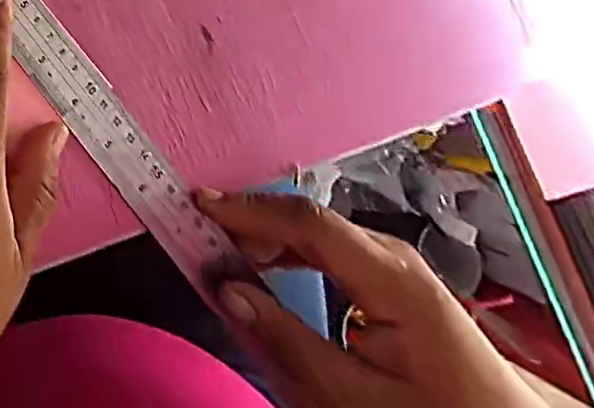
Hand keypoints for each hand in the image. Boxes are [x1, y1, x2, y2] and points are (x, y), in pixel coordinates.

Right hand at [199, 190, 545, 407]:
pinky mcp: (387, 271)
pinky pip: (326, 245)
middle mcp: (390, 254)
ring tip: (222, 246)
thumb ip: (288, 343)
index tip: (201, 204)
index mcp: (393, 280)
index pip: (308, 224)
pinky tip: (263, 261)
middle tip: (199, 230)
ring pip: (313, 228)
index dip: (249, 210)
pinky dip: (286, 247)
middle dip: (249, 219)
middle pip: (307, 219)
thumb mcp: (358, 402)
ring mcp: (391, 259)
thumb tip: (228, 287)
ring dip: (264, 233)